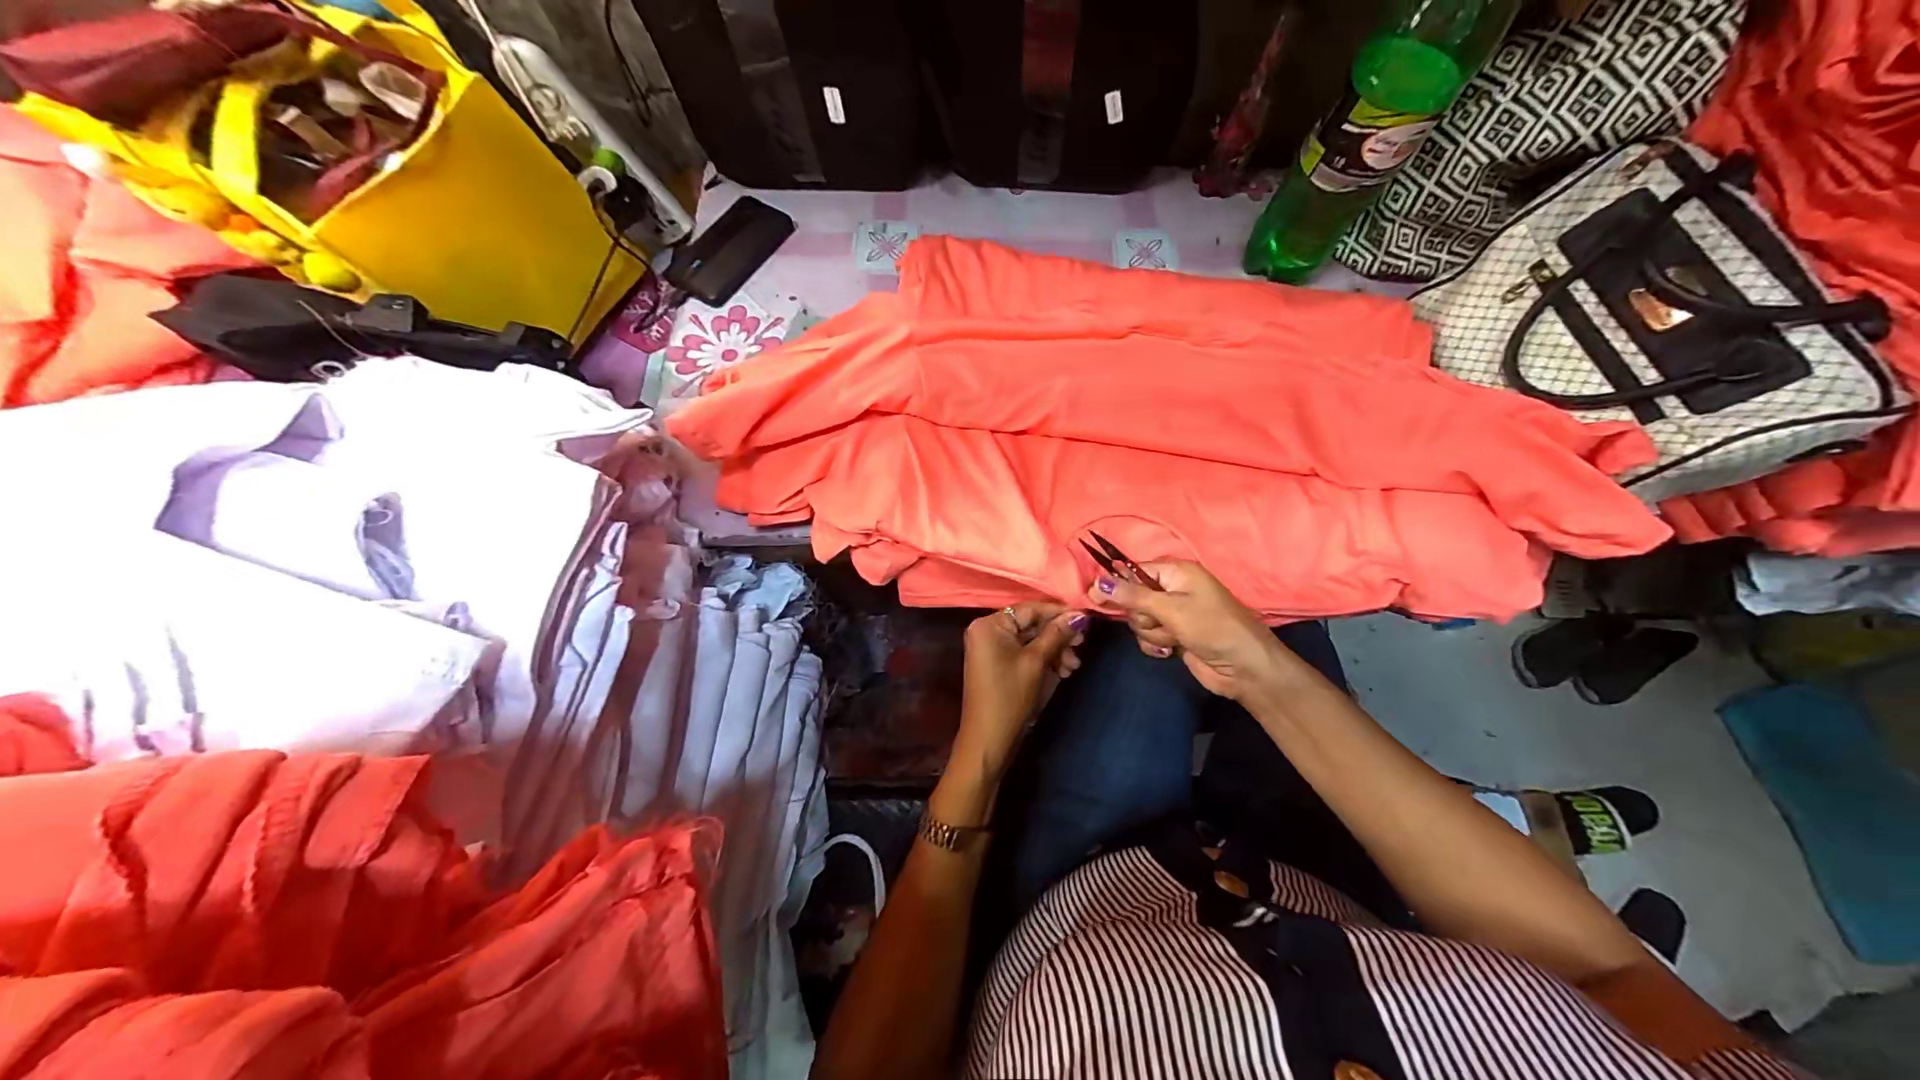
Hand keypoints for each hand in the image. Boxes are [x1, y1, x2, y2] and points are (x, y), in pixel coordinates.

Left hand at [951, 603, 1087, 785]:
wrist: (988, 739)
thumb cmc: (1010, 696)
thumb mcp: (1036, 662)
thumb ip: (1057, 634)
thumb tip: (1079, 615)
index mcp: (990, 624)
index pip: (1030, 609)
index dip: (1059, 613)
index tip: (1086, 620)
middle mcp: (987, 630)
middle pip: (1031, 624)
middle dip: (1058, 636)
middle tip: (1081, 647)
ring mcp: (991, 648)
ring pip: (1031, 640)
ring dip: (1054, 650)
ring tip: (1072, 667)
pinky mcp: (998, 663)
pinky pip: (1025, 653)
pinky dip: (1044, 660)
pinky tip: (1062, 671)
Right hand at [1090, 561, 1307, 705]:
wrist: (1244, 668)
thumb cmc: (1213, 628)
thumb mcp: (1171, 609)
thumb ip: (1132, 596)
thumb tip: (1097, 582)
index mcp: (1177, 572)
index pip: (1134, 571)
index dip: (1116, 584)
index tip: (1096, 597)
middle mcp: (1173, 589)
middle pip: (1134, 598)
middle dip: (1142, 615)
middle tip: (1158, 622)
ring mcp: (1174, 614)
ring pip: (1139, 621)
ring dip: (1152, 633)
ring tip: (1173, 638)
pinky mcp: (1174, 636)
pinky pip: (1148, 636)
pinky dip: (1156, 644)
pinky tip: (1170, 650)